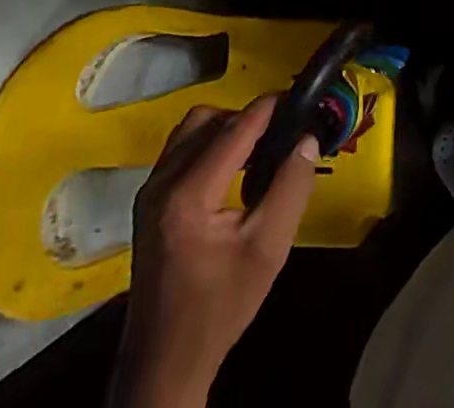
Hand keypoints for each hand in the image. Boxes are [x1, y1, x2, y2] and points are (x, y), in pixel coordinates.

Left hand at [110, 97, 319, 407]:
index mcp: (189, 194)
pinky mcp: (147, 202)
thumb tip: (306, 140)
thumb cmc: (221, 305)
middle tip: (281, 130)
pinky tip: (233, 170)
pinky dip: (208, 146)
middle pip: (206, 122)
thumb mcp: (268, 250)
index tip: (295, 97)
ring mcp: (149, 191)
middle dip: (246, 117)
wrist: (166, 357)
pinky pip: (179, 152)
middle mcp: (161, 182)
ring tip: (260, 147)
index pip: (234, 131)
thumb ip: (291, 188)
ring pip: (188, 132)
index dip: (267, 108)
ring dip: (224, 129)